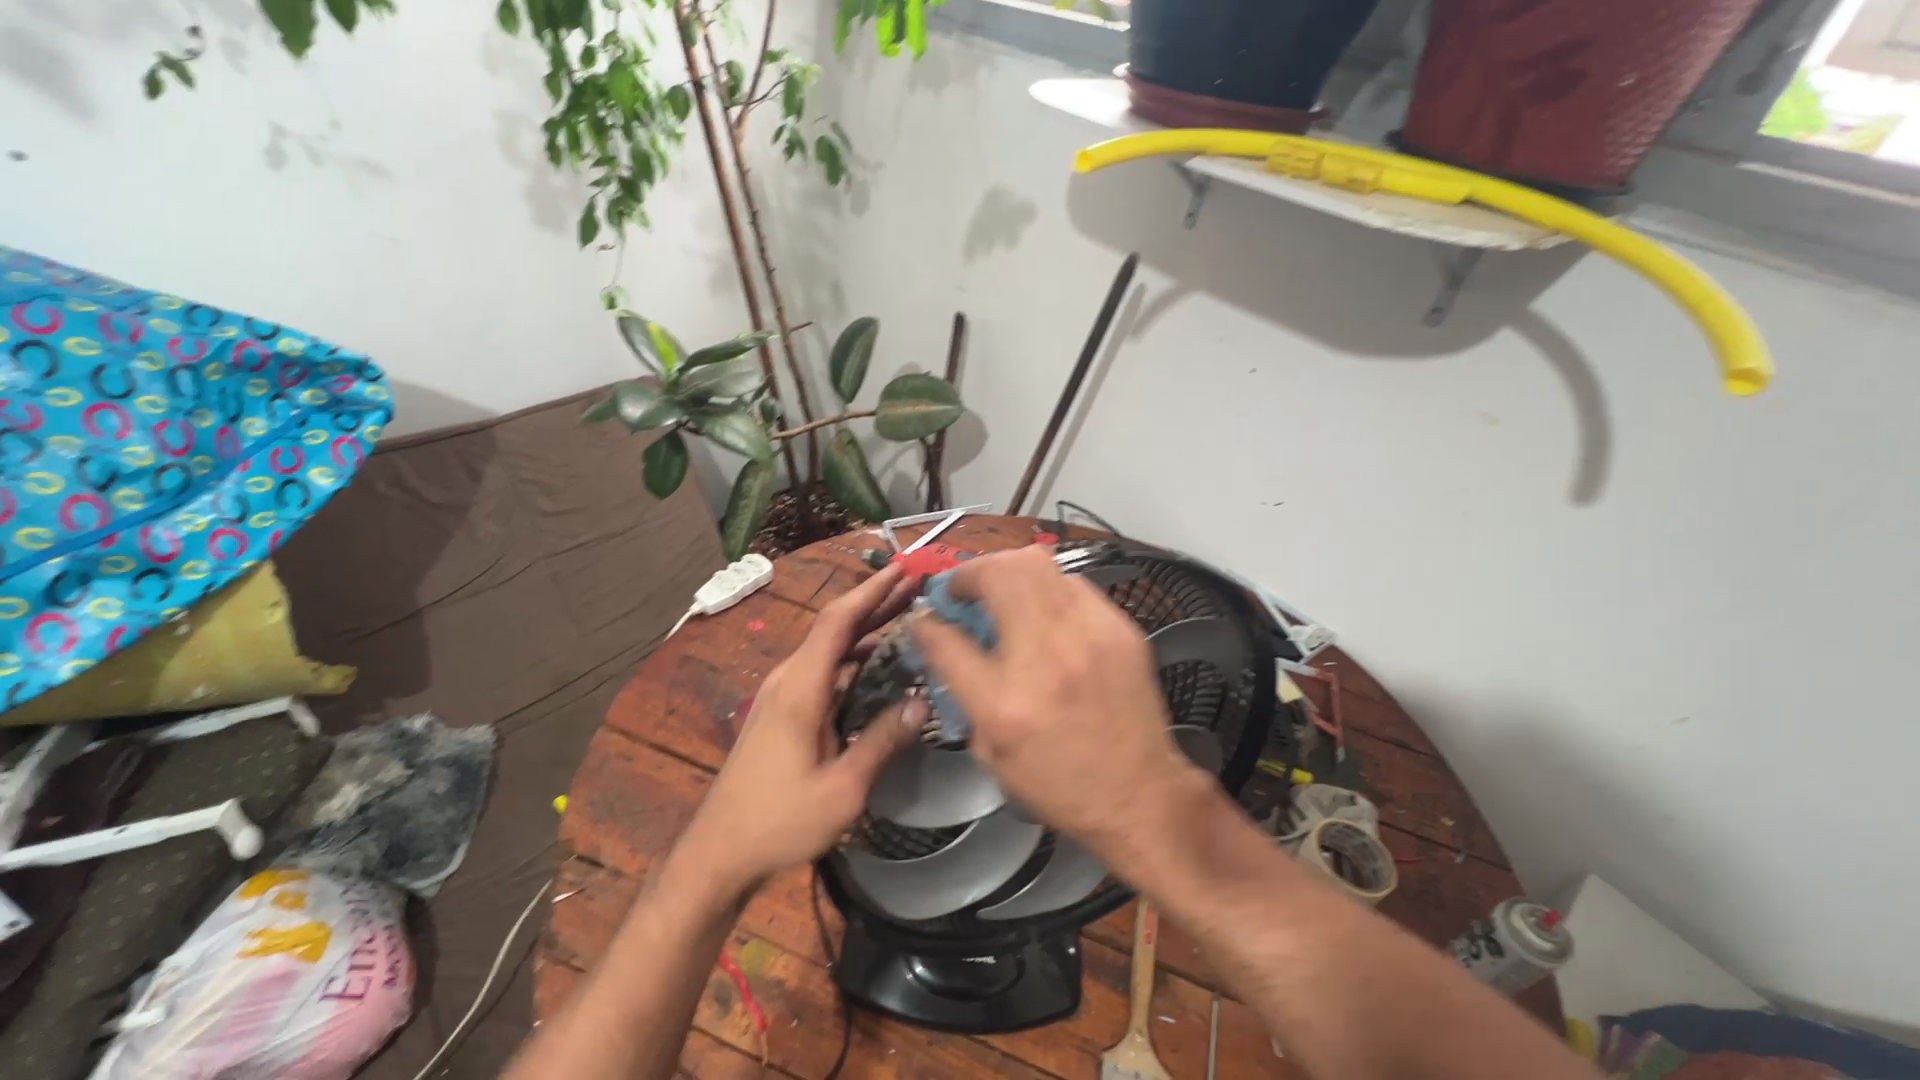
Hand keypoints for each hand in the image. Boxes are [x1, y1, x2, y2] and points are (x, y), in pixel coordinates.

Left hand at [674, 564, 927, 894]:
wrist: (719, 852)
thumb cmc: (780, 820)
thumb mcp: (844, 788)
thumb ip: (882, 741)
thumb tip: (921, 703)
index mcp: (800, 688)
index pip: (838, 621)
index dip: (873, 591)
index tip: (906, 570)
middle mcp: (787, 680)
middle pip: (833, 628)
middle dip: (875, 603)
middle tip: (917, 587)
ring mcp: (779, 696)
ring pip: (826, 649)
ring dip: (865, 630)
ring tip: (905, 619)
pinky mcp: (778, 713)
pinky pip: (820, 670)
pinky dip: (851, 657)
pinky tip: (875, 665)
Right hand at [910, 547, 1203, 868]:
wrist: (1139, 794)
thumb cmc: (1060, 783)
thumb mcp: (991, 751)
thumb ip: (961, 691)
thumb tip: (945, 642)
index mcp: (1004, 704)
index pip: (947, 639)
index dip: (926, 622)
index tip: (925, 618)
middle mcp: (1047, 659)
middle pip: (998, 573)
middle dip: (970, 573)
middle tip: (965, 592)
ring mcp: (1090, 636)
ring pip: (1038, 563)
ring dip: (1008, 573)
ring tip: (1003, 597)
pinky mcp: (1120, 629)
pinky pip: (1073, 585)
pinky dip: (1048, 591)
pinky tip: (1046, 616)